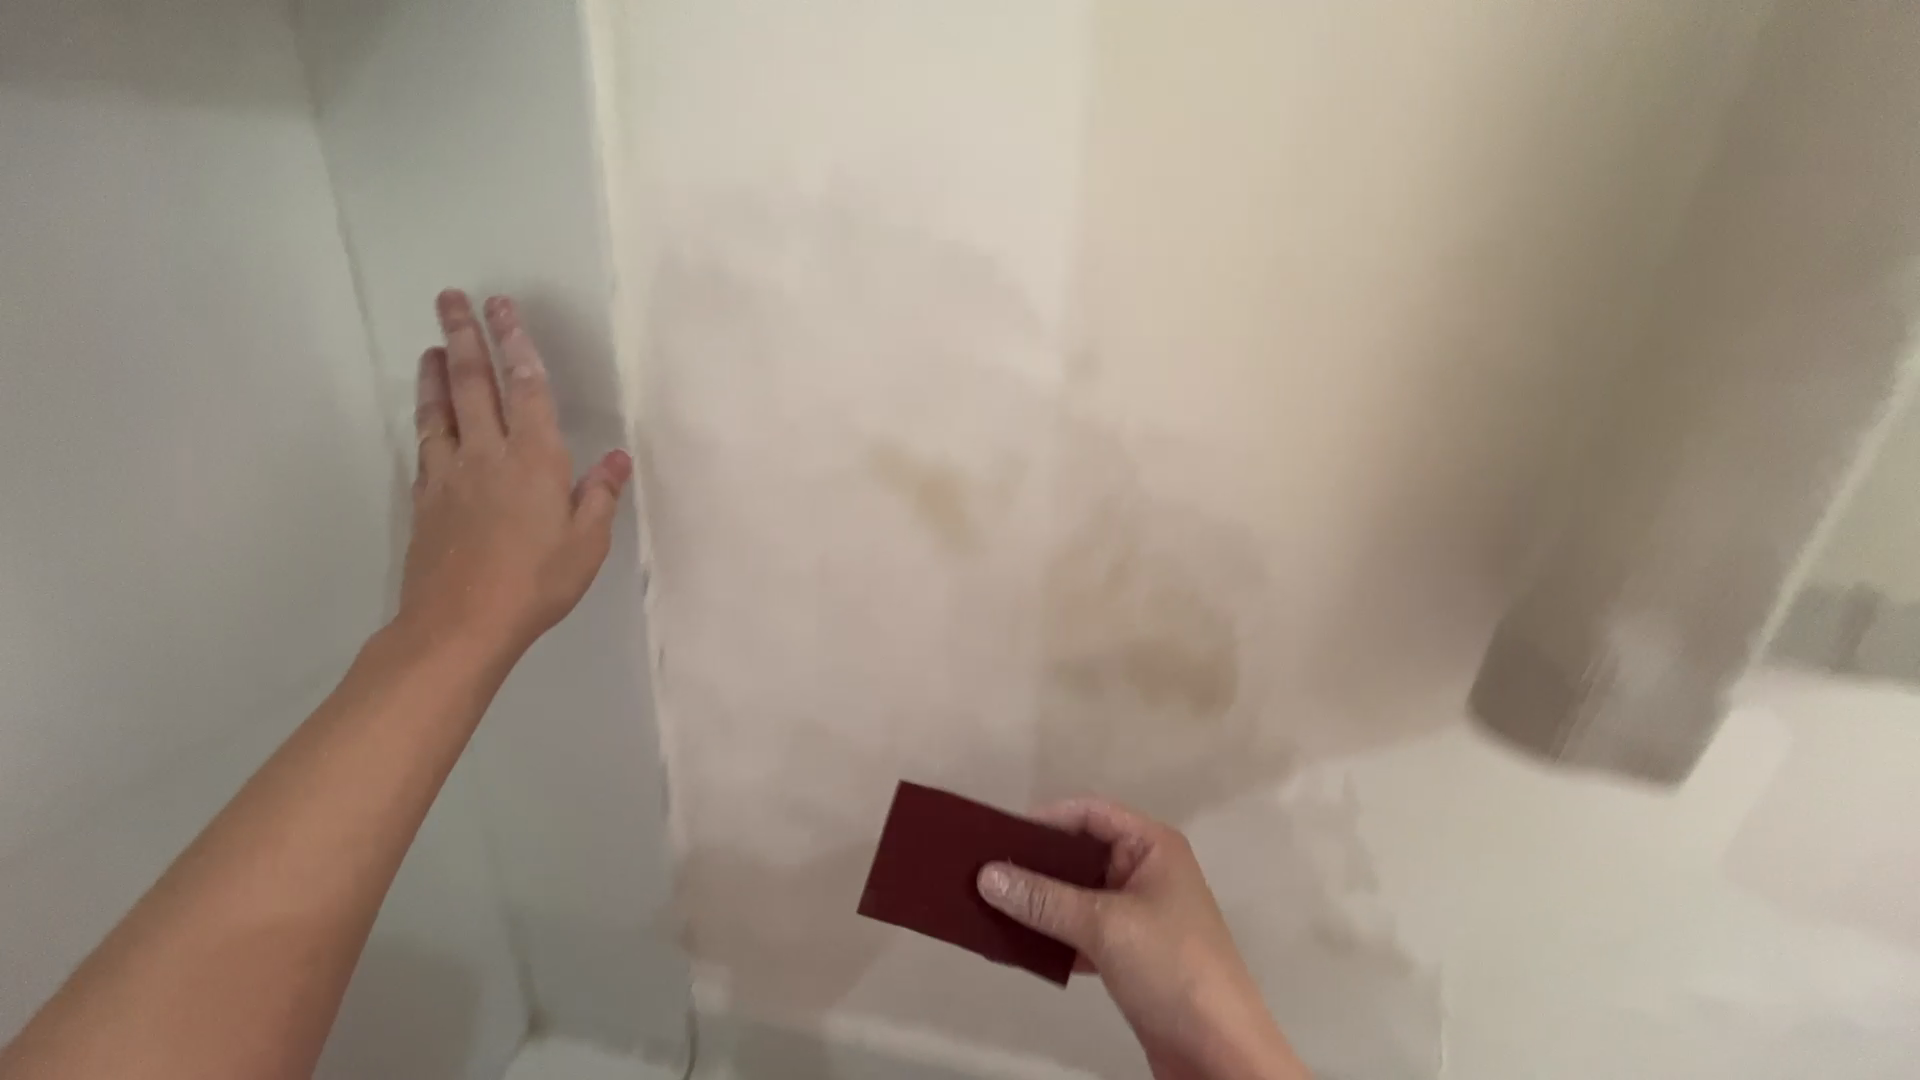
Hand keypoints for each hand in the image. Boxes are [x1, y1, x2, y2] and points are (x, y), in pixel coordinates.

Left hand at [399, 290, 631, 654]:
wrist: (461, 622)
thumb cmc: (537, 581)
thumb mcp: (587, 542)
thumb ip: (598, 494)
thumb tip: (616, 457)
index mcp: (534, 460)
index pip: (527, 389)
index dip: (517, 345)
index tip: (504, 309)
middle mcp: (487, 454)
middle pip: (474, 384)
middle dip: (466, 337)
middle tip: (453, 298)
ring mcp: (450, 473)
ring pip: (440, 408)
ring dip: (437, 370)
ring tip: (435, 342)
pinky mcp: (426, 497)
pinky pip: (426, 442)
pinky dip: (427, 416)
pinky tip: (429, 413)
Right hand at [977, 799, 1308, 1079]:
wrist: (1222, 1056)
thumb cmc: (1171, 967)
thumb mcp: (1104, 926)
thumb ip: (1043, 899)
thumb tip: (985, 874)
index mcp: (1152, 846)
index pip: (1089, 813)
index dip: (1045, 820)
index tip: (999, 836)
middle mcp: (1145, 870)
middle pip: (1080, 853)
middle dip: (1035, 864)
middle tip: (985, 871)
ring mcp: (1138, 914)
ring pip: (1077, 894)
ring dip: (1040, 902)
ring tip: (990, 905)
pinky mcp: (1130, 953)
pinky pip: (1080, 931)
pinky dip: (1052, 936)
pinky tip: (1017, 945)